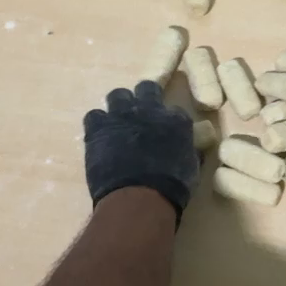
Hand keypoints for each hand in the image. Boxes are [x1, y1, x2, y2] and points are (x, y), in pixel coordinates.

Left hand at [82, 80, 200, 217]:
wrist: (140, 197)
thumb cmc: (172, 187)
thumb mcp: (190, 167)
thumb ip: (189, 151)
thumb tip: (191, 149)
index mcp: (175, 120)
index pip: (174, 109)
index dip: (169, 119)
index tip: (167, 129)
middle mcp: (149, 110)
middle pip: (146, 88)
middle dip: (145, 97)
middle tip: (142, 113)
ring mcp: (121, 116)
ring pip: (117, 95)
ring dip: (119, 106)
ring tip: (118, 122)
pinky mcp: (98, 127)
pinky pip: (94, 115)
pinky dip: (98, 124)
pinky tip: (100, 136)